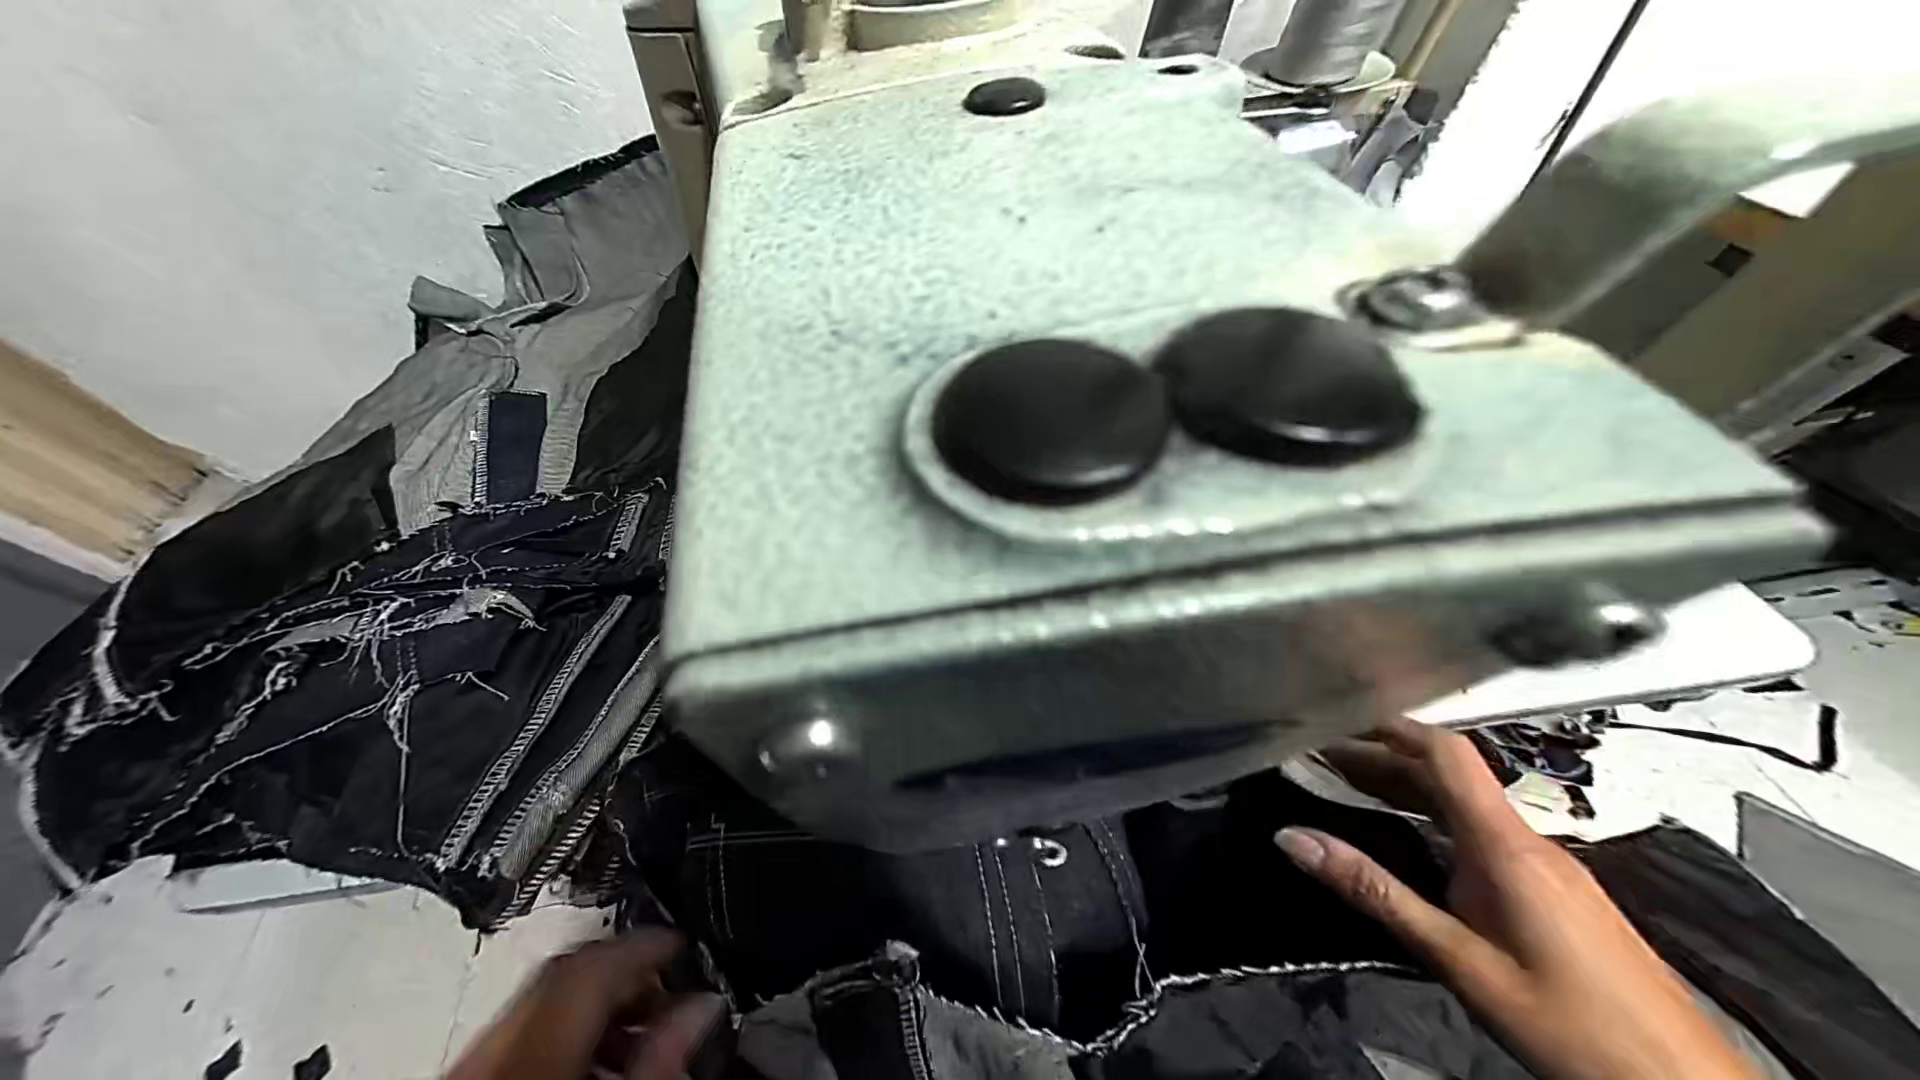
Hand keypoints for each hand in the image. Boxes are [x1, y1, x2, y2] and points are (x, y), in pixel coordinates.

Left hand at [445, 930, 724, 1079]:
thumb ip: (663, 1059)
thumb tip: (701, 1008)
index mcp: (533, 1060)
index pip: (591, 967)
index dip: (643, 945)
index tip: (678, 945)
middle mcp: (490, 1059)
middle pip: (564, 978)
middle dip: (624, 975)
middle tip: (666, 991)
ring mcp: (466, 1075)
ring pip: (539, 1005)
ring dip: (595, 1005)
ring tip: (635, 1035)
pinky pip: (515, 1040)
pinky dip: (562, 1034)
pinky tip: (591, 1063)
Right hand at [1277, 718, 1756, 1079]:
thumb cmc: (1573, 1025)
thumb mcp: (1458, 960)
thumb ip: (1375, 893)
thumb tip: (1291, 838)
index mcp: (1505, 844)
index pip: (1446, 754)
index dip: (1391, 726)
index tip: (1336, 717)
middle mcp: (1528, 840)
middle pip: (1450, 775)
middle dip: (1383, 758)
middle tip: (1320, 758)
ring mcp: (1548, 866)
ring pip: (1466, 805)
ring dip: (1406, 788)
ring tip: (1347, 788)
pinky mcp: (1557, 891)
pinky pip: (1482, 832)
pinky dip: (1433, 818)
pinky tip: (1409, 836)